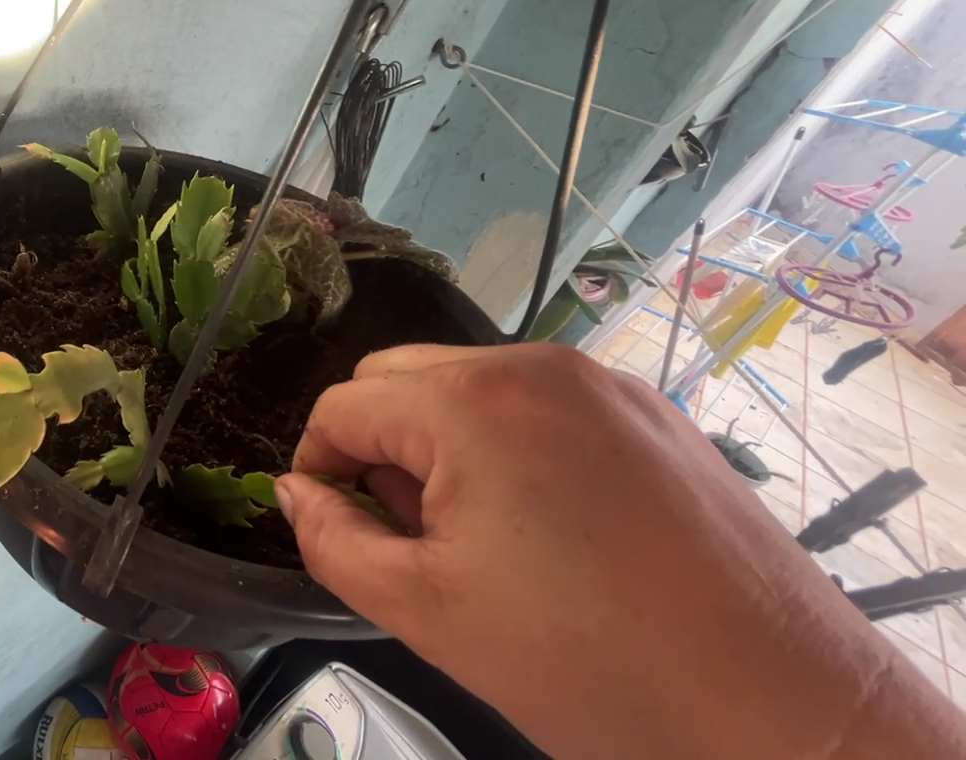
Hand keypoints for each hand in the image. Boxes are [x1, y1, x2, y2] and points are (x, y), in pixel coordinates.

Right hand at [274, 343, 965, 759]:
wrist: (795, 725)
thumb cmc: (587, 664)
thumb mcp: (423, 610)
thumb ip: (330, 539)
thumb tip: (293, 490)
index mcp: (470, 402)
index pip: (343, 406)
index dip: (318, 464)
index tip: (337, 522)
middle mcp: (532, 365)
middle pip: (397, 378)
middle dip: (376, 444)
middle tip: (407, 527)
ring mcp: (600, 381)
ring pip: (462, 383)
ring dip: (437, 439)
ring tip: (477, 528)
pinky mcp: (650, 410)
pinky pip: (533, 400)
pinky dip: (503, 439)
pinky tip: (544, 517)